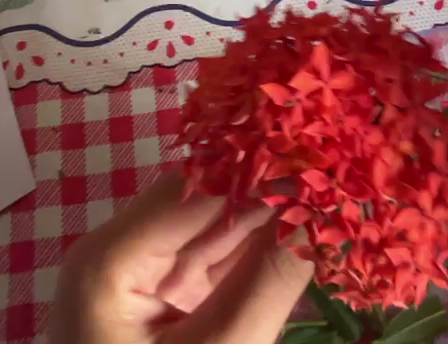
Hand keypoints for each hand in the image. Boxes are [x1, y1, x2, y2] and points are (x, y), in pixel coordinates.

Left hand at [48, 170, 311, 343]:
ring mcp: (138, 270)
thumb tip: (323, 213)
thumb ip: (271, 282)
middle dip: (270, 183)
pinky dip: (255, 246)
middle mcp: (119, 247)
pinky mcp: (160, 294)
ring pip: (215, 221)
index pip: (199, 185)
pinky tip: (299, 228)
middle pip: (206, 196)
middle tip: (336, 166)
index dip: (262, 165)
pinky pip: (213, 255)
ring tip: (328, 186)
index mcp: (111, 258)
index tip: (323, 151)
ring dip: (269, 209)